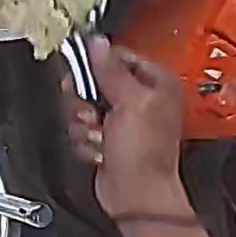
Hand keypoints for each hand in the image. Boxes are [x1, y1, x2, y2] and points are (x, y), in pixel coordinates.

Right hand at [63, 37, 190, 220]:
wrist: (135, 194)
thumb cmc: (143, 153)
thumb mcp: (130, 102)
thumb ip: (110, 70)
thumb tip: (97, 42)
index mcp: (154, 82)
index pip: (117, 57)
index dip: (97, 65)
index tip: (81, 73)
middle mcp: (139, 99)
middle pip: (93, 83)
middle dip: (86, 102)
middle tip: (93, 115)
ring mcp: (120, 121)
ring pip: (82, 108)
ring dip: (84, 126)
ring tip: (100, 139)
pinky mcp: (104, 140)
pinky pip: (81, 131)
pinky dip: (86, 142)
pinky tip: (99, 151)